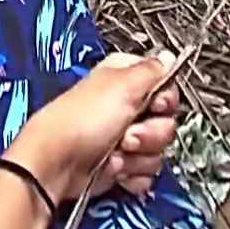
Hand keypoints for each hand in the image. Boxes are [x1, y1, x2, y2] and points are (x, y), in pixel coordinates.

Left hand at [3, 52, 179, 201]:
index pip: (165, 85)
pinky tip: (113, 167)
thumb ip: (152, 70)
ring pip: (157, 150)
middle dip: (149, 133)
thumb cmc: (84, 116)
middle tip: (127, 133)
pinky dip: (131, 173)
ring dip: (138, 155)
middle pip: (165, 122)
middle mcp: (127, 104)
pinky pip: (145, 172)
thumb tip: (170, 55)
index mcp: (127, 78)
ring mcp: (125, 135)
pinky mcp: (122, 163)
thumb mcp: (122, 85)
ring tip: (115, 150)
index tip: (156, 105)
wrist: (59, 160)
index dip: (165, 99)